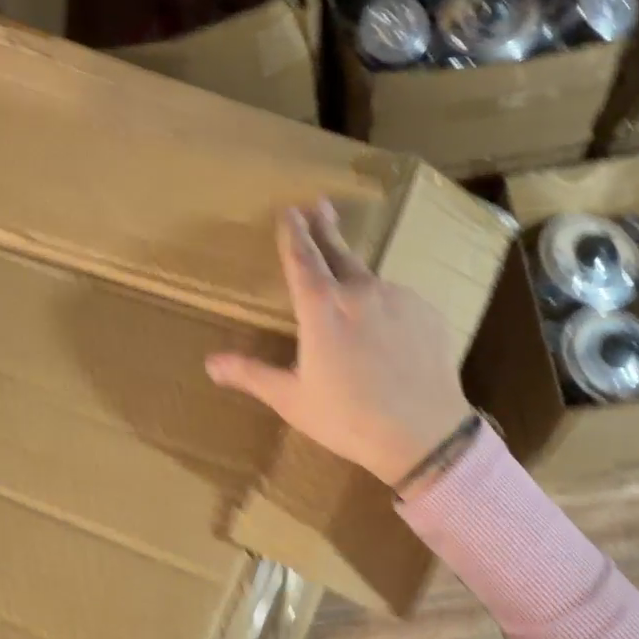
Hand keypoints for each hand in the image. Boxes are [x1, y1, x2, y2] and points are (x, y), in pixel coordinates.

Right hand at [206, 199, 471, 487]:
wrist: (424, 433)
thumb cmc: (349, 419)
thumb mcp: (293, 400)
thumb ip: (252, 375)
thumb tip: (211, 363)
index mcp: (322, 308)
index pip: (302, 258)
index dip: (293, 233)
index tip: (289, 211)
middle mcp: (360, 292)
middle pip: (338, 252)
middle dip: (325, 228)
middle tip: (320, 205)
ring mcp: (398, 298)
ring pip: (371, 282)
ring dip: (358, 280)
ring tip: (353, 299)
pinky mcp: (427, 312)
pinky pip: (400, 302)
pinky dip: (388, 308)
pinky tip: (388, 334)